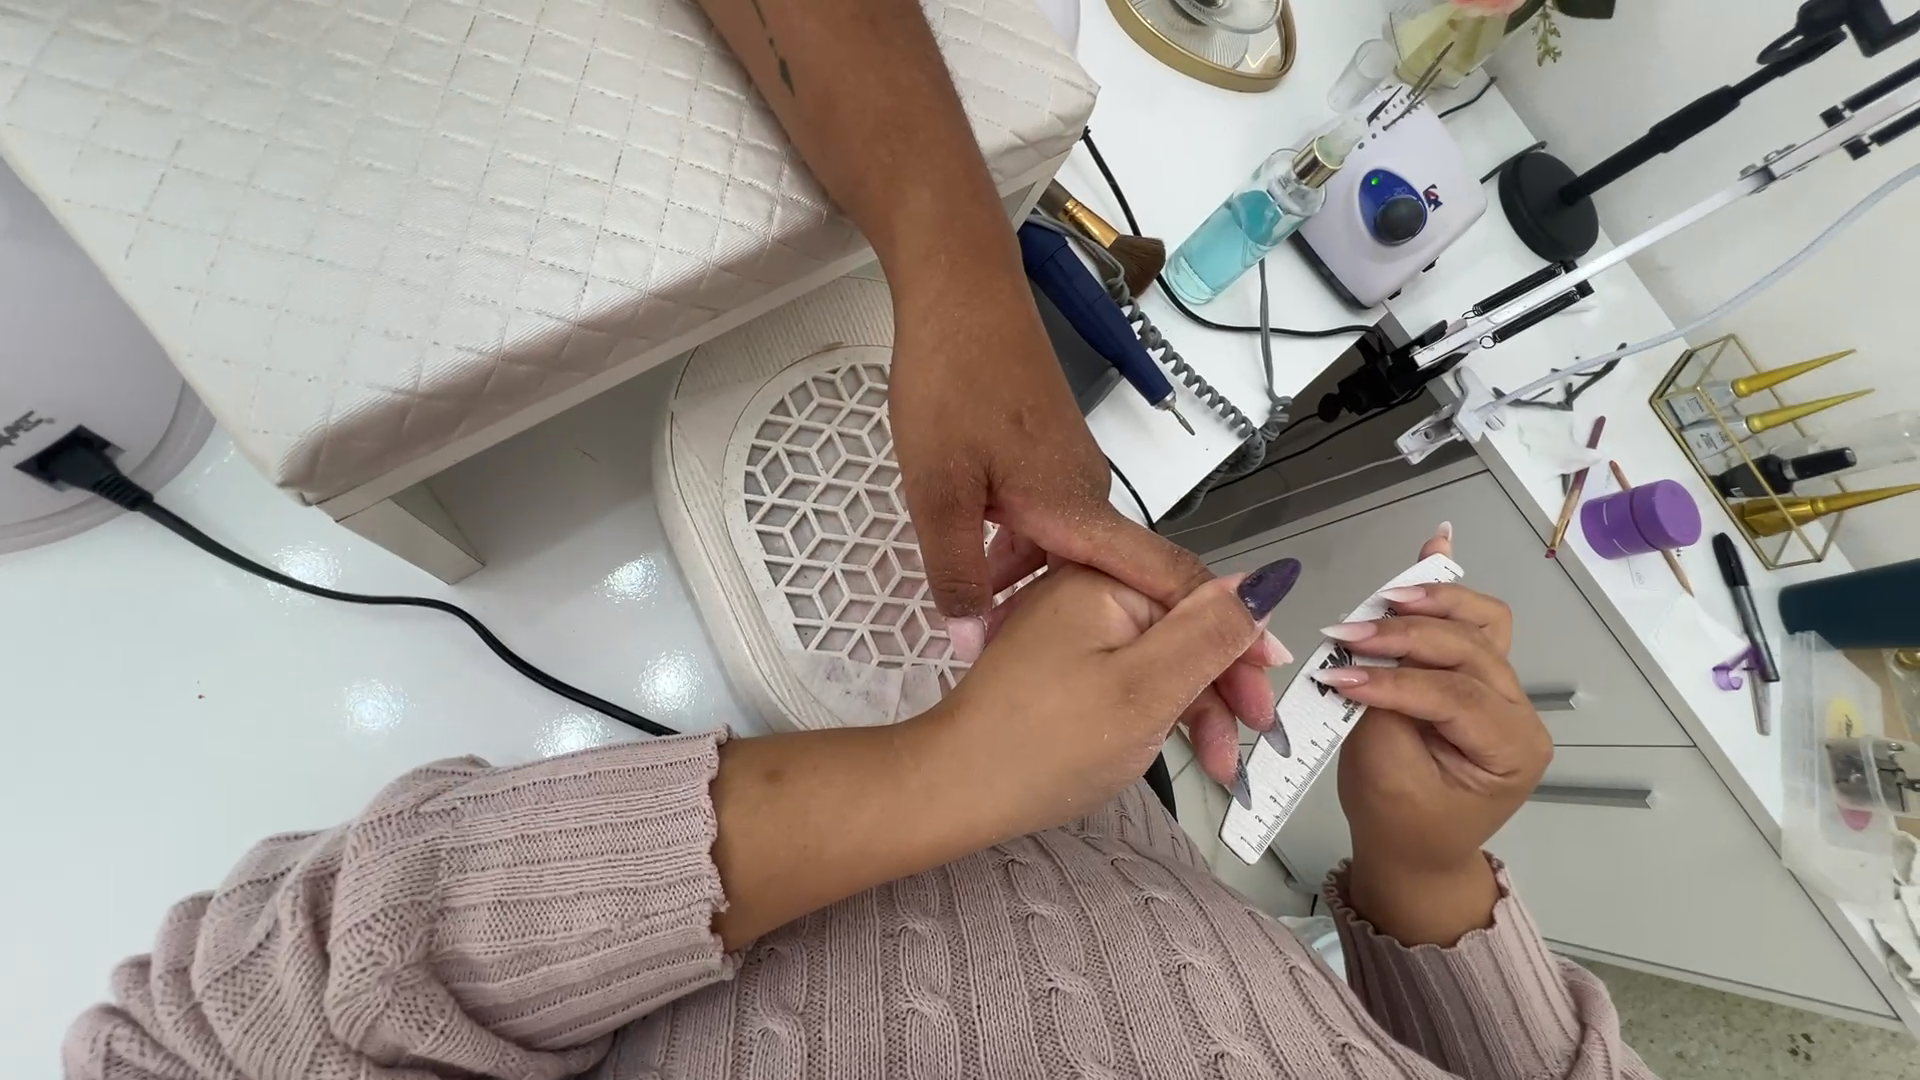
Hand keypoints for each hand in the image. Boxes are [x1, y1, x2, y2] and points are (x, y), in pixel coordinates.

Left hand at [886, 276, 1283, 781]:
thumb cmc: (952, 387)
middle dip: (1133, 642)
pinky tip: (986, 582)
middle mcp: (1090, 497)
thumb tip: (971, 641)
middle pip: (1129, 583)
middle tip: (1121, 701)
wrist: (958, 295)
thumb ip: (956, 573)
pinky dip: (1033, 567)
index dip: (1216, 635)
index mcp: (1080, 512)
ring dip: (1065, 606)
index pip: (1169, 580)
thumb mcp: (938, 492)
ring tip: (1021, 649)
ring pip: (1080, 559)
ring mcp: (1069, 474)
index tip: (1248, 683)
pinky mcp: (1045, 460)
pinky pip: (1054, 530)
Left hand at [922, 556, 1298, 838]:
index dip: (1243, 650)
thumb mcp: (1147, 687)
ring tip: (1213, 766)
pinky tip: (1168, 746)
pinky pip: (1122, 673)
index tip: (1266, 706)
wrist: (954, 789)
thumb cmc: (1051, 743)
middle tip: (1244, 748)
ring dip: (1191, 707)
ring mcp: (1066, 627)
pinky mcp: (1057, 662)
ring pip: (1154, 657)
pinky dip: (1152, 709)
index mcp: (1101, 577)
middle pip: (1178, 629)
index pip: (1199, 598)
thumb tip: (1266, 580)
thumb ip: (1210, 631)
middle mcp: (1082, 589)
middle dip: (1219, 688)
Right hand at [1320, 525, 1551, 943]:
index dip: (1393, 681)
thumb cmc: (1399, 818)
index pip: (1452, 695)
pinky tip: (1435, 547)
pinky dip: (1446, 591)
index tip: (1335, 676)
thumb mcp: (1385, 771)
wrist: (1414, 845)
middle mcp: (1518, 711)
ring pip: (1479, 624)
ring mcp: (1502, 689)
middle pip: (1467, 651)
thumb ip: (1378, 707)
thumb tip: (1357, 656)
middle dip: (1403, 638)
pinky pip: (1473, 623)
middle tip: (1344, 636)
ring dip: (1430, 605)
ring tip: (1385, 599)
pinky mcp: (1475, 676)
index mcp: (1510, 748)